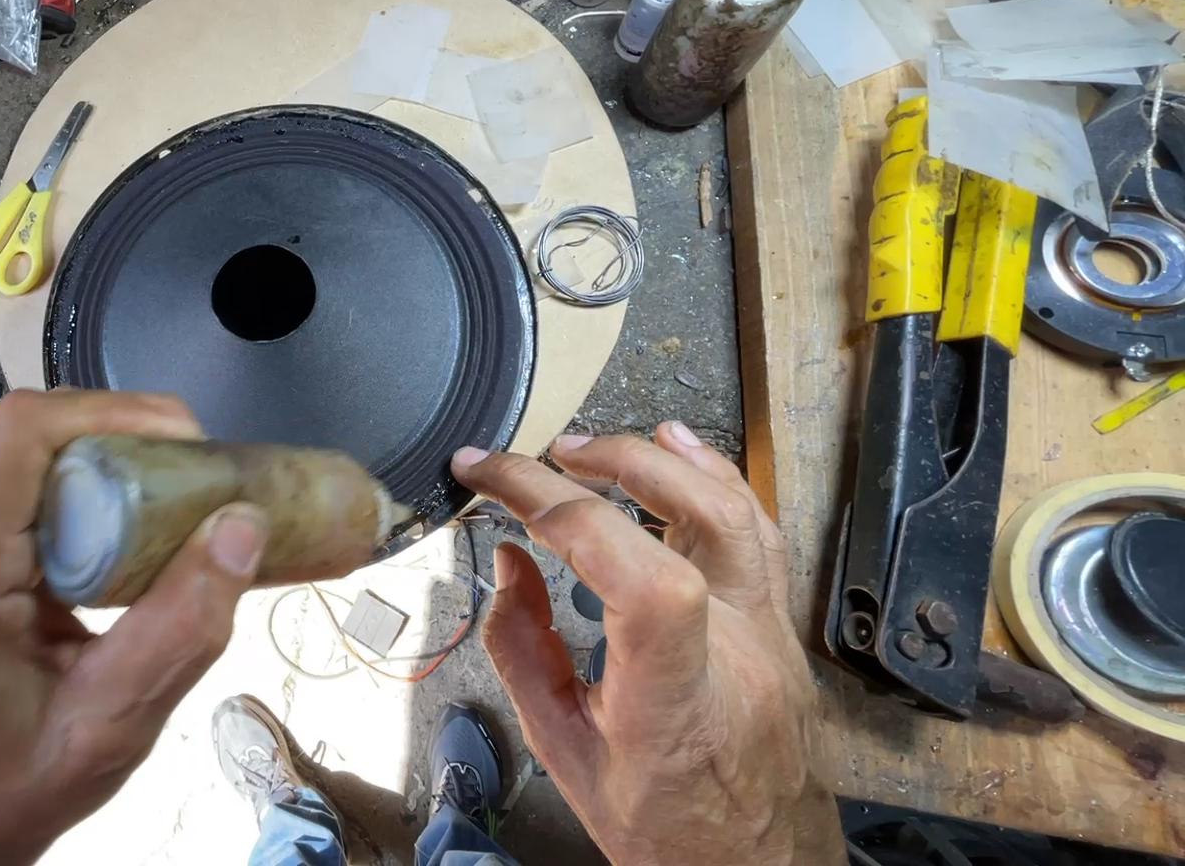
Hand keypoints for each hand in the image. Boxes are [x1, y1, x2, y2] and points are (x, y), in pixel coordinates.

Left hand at [0, 390, 269, 865]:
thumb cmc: (13, 784)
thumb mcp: (112, 724)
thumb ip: (180, 630)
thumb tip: (242, 523)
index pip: (27, 430)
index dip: (116, 410)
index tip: (191, 443)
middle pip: (40, 432)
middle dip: (130, 434)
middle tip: (201, 476)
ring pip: (40, 449)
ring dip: (116, 457)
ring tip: (181, 495)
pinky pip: (34, 480)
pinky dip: (95, 485)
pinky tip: (138, 524)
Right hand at [451, 423, 843, 865]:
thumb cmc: (662, 830)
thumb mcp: (560, 749)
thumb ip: (522, 647)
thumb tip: (510, 558)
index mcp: (677, 701)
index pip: (638, 573)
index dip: (555, 506)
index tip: (489, 478)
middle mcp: (739, 655)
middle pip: (695, 517)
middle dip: (602, 464)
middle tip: (537, 455)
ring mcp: (772, 635)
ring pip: (734, 510)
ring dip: (652, 458)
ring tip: (586, 446)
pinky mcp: (779, 626)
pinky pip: (757, 531)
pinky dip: (711, 473)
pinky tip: (675, 442)